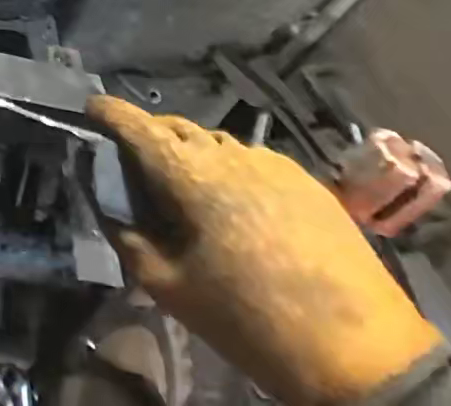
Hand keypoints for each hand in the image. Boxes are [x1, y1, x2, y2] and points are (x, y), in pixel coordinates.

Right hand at [89, 95, 443, 405]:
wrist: (358, 346)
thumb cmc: (252, 320)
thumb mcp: (176, 291)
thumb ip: (132, 241)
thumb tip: (110, 208)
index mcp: (193, 177)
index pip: (141, 128)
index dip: (112, 112)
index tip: (92, 104)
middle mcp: (230, 153)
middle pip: (178, 127)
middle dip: (150, 134)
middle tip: (136, 160)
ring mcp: (271, 160)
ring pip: (215, 142)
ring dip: (191, 153)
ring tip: (188, 188)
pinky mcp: (302, 175)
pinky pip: (250, 159)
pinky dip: (229, 168)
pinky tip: (238, 205)